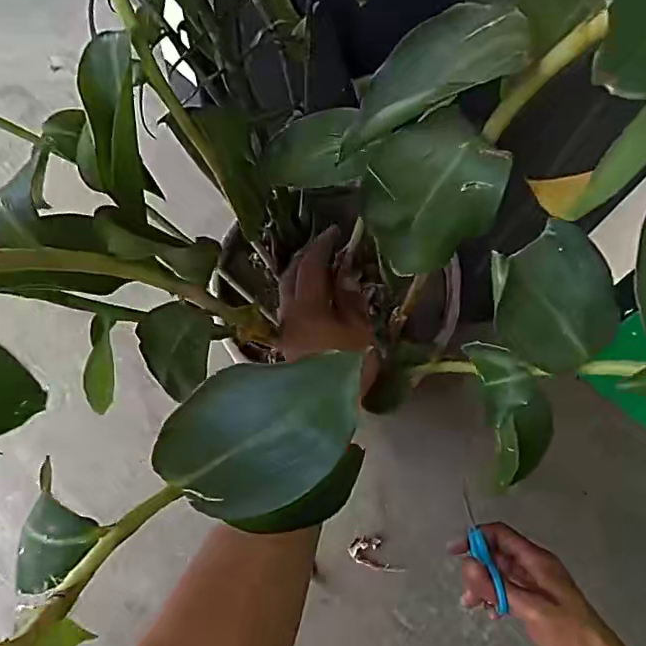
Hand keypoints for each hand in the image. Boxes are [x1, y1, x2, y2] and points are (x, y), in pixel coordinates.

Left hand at [277, 227, 378, 383]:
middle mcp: (288, 314)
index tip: (335, 231)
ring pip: (286, 291)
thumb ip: (351, 300)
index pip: (311, 266)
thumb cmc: (349, 372)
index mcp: (308, 308)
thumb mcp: (361, 333)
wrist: (321, 413)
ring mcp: (283, 330)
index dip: (322, 245)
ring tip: (319, 266)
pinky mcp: (284, 344)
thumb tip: (344, 273)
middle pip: (290, 275)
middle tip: (325, 244)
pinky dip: (299, 293)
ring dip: (299, 274)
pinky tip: (313, 295)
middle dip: (306, 255)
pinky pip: (289, 307)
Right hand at [451, 523, 638, 645]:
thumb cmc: (569, 633)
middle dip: (477, 567)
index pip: (501, 535)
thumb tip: (466, 564)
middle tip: (467, 589)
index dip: (476, 538)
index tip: (456, 553)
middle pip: (497, 554)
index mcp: (538, 562)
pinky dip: (494, 597)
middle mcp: (535, 568)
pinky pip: (507, 590)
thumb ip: (497, 586)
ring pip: (499, 573)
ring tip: (473, 604)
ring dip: (483, 585)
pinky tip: (492, 613)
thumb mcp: (530, 609)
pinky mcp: (535, 603)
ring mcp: (536, 586)